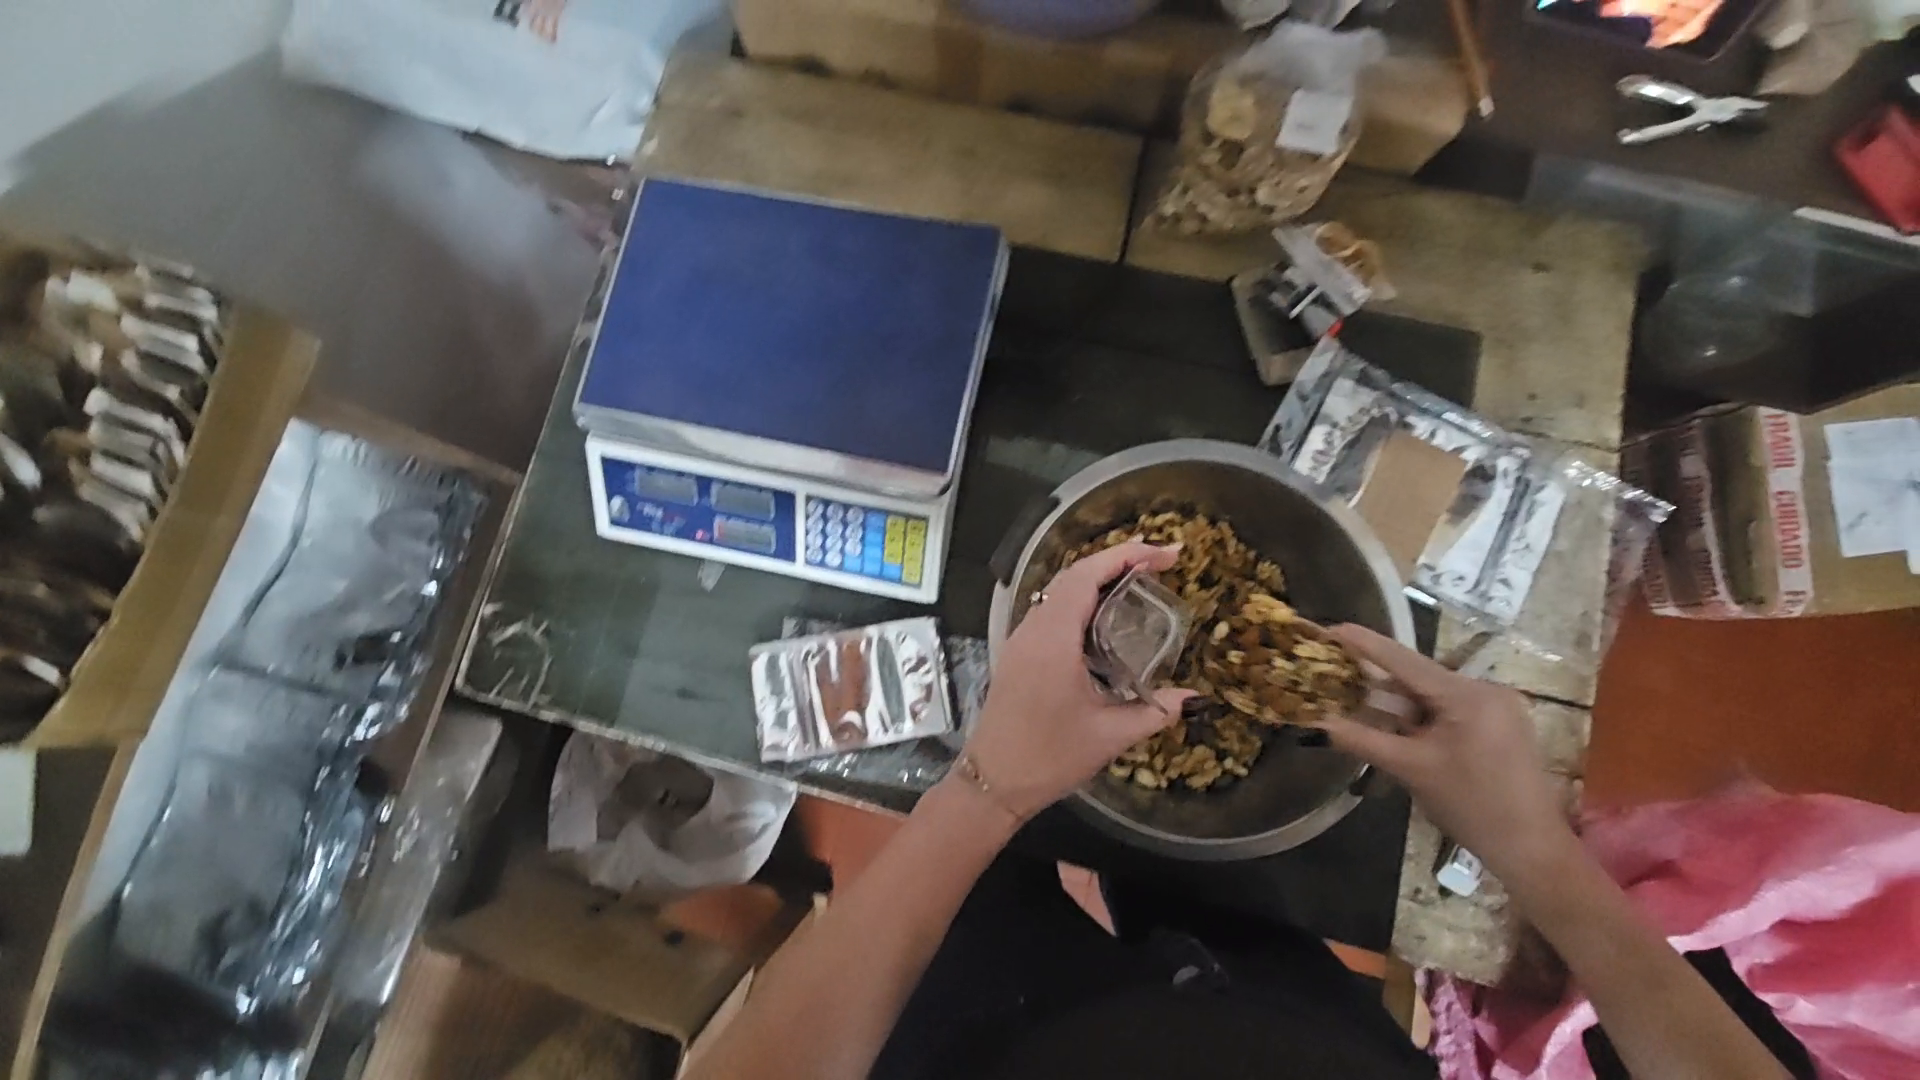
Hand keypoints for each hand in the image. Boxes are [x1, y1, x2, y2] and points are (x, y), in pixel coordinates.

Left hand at [962, 542, 1193, 821]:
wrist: (991, 783)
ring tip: (1140, 581)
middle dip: (1117, 561)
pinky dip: (1082, 601)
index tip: (1164, 552)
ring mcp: (1021, 640)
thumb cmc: (1048, 758)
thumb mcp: (1109, 736)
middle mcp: (1033, 630)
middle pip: (1073, 576)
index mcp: (1053, 639)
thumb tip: (1194, 698)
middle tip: (1160, 562)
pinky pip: (1051, 612)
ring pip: (1059, 592)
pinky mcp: (1019, 654)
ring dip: (1098, 579)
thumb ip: (1154, 712)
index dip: (1125, 555)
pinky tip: (1106, 618)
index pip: (1087, 576)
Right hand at [1318, 624, 1575, 873]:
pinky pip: (1444, 708)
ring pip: (1428, 694)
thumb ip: (1360, 739)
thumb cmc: (1471, 806)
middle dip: (1374, 679)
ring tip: (1354, 702)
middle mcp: (1485, 690)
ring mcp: (1496, 706)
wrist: (1532, 850)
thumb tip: (1314, 722)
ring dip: (1394, 702)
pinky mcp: (1498, 723)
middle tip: (1334, 673)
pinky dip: (1416, 715)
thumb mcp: (1409, 769)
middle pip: (1415, 676)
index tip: (1329, 628)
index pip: (1403, 660)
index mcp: (1468, 696)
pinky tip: (1393, 726)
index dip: (1363, 643)